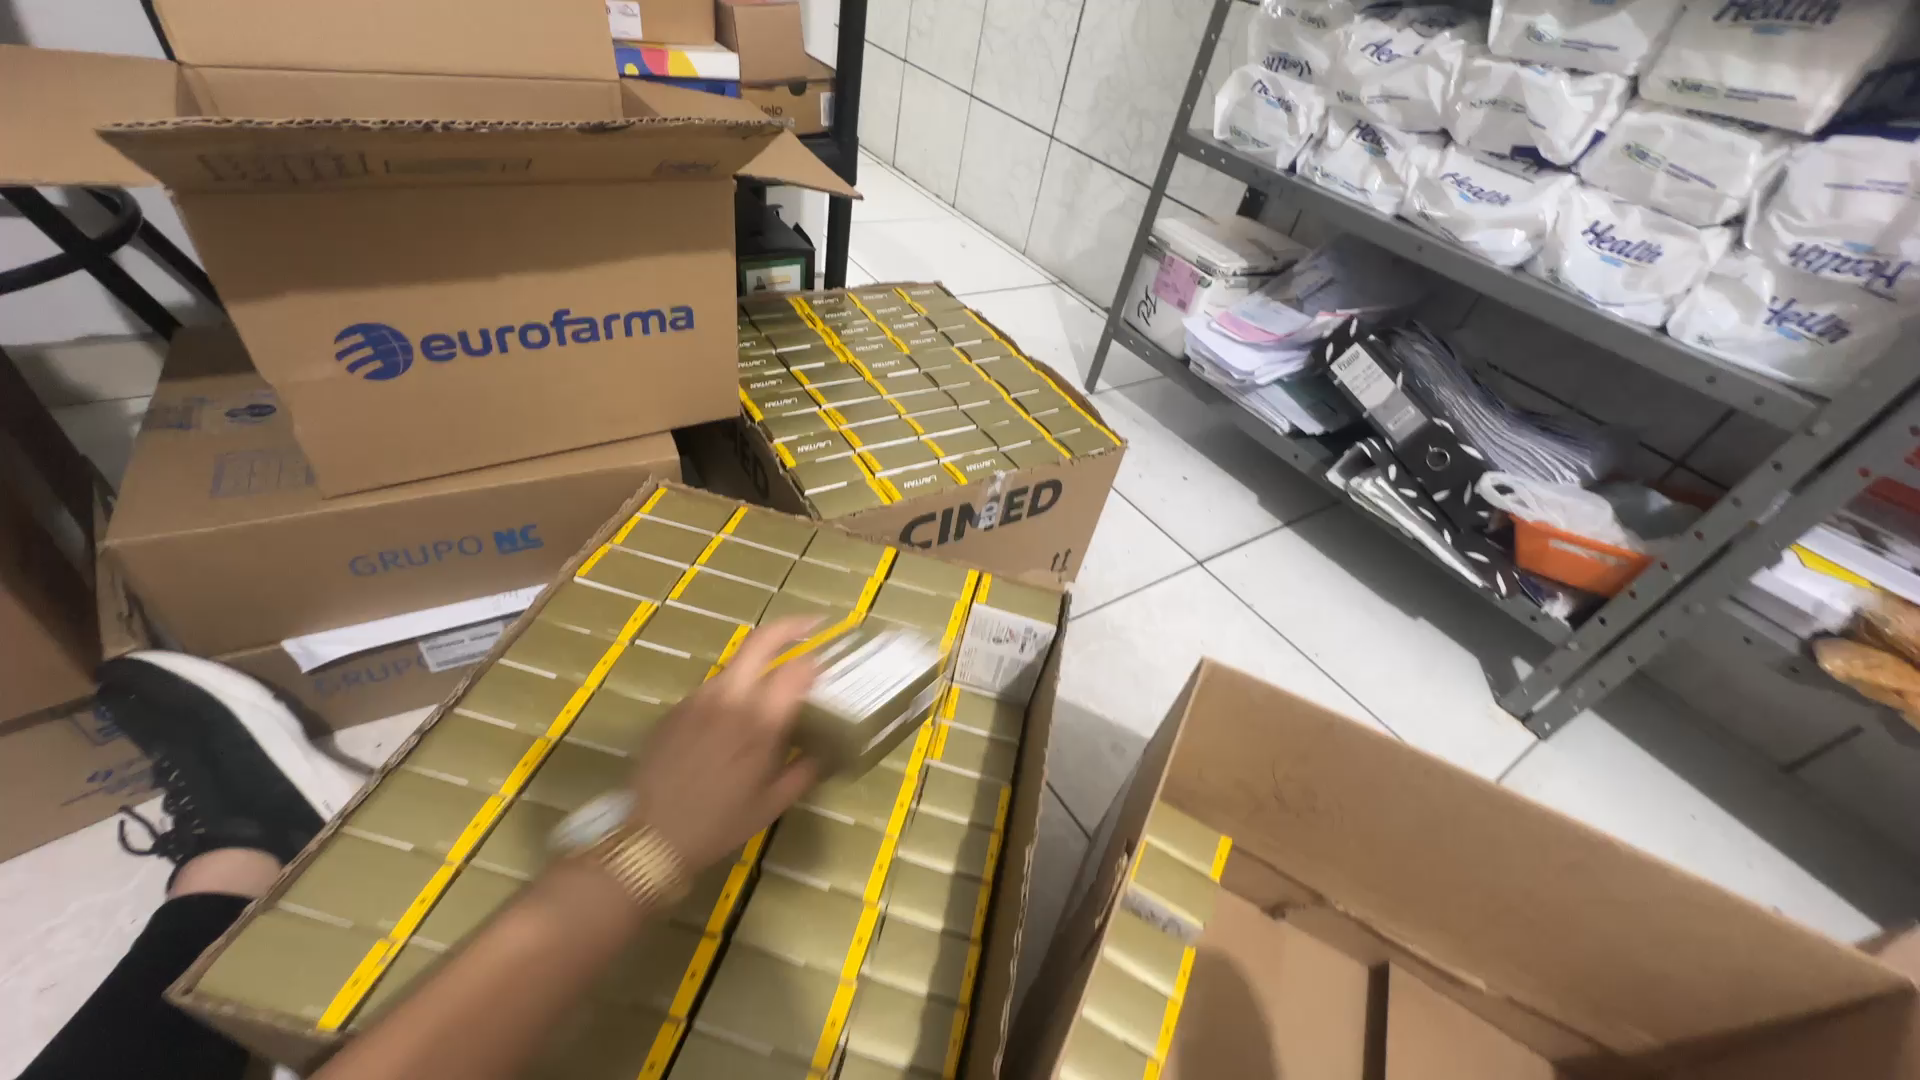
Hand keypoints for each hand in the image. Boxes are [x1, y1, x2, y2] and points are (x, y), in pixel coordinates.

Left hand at [626, 617, 821, 872]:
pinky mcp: (676, 709)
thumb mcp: (771, 804)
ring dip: (759, 664)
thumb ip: (804, 770)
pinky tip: (732, 719)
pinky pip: (712, 689)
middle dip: (790, 627)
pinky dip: (732, 691)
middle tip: (811, 625)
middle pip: (761, 642)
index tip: (826, 667)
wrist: (647, 839)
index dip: (816, 662)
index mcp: (759, 722)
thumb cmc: (718, 825)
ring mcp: (698, 700)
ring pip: (735, 665)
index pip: (797, 668)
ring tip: (771, 685)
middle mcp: (729, 699)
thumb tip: (825, 749)